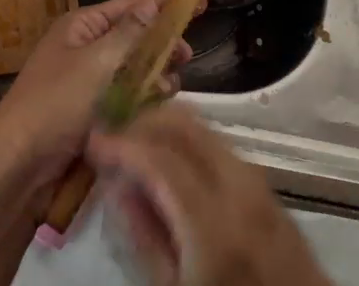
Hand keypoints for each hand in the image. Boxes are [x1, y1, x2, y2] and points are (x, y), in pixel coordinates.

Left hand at [0, 0, 193, 188]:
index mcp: (81, 27)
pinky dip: (142, 102)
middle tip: (185, 58)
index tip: (200, 5)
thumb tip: (151, 6)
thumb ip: (129, 34)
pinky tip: (154, 110)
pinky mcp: (93, 114)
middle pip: (135, 39)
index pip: (130, 8)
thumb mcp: (96, 62)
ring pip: (135, 72)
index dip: (164, 6)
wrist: (21, 165)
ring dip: (154, 77)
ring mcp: (89, 83)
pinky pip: (127, 100)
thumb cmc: (57, 104)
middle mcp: (85, 49)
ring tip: (167, 89)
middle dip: (161, 47)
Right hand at [86, 103, 328, 285]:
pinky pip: (219, 142)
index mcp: (214, 222)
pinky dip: (188, 137)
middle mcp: (241, 186)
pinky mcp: (266, 181)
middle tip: (111, 132)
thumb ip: (144, 238)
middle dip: (143, 120)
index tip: (92, 140)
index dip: (122, 144)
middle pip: (186, 125)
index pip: (160, 159)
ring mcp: (259, 179)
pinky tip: (169, 158)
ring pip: (204, 126)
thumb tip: (116, 186)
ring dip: (166, 125)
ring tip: (134, 142)